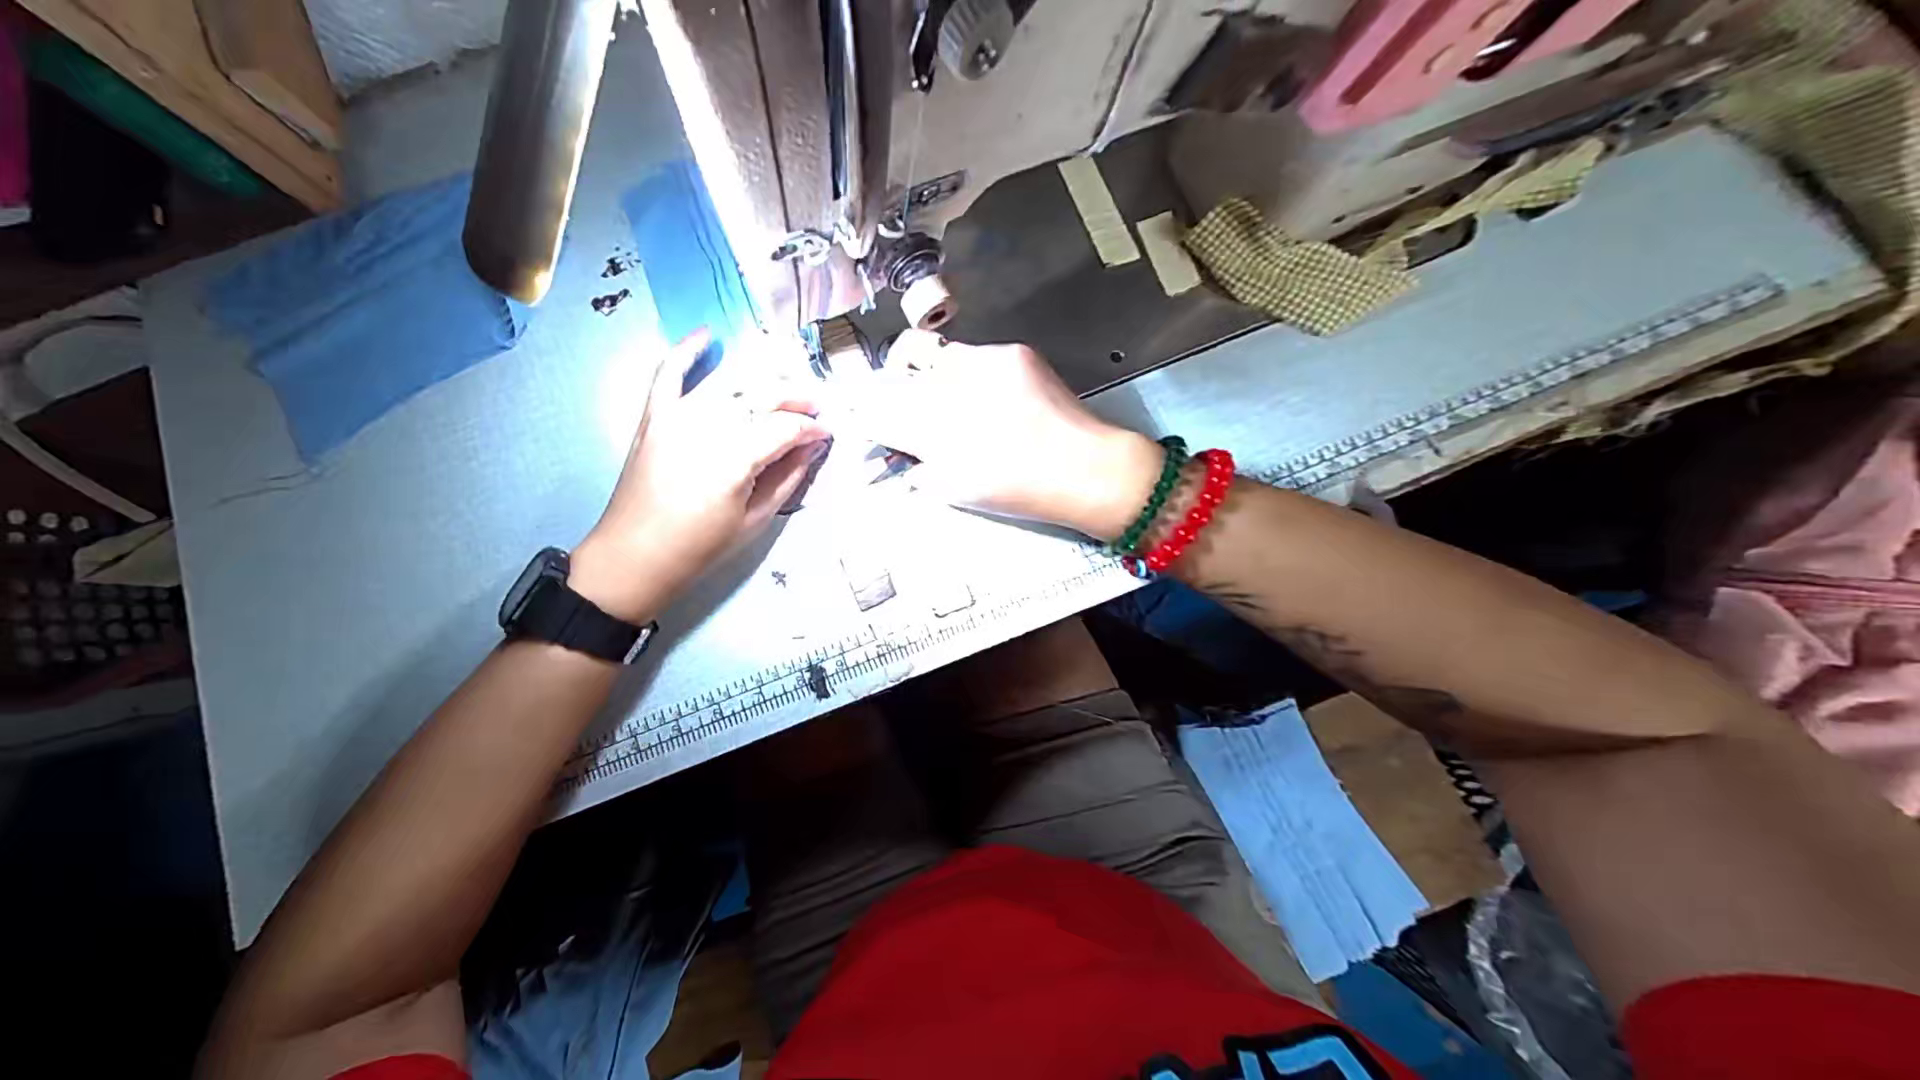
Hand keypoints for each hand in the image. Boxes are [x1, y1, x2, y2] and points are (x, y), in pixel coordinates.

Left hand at [572, 332, 831, 621]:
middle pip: (761, 396)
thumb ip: (788, 477)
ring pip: (729, 382)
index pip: (786, 427)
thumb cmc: (701, 548)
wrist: (635, 556)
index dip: (811, 428)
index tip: (827, 434)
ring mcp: (677, 416)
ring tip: (783, 387)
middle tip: (814, 408)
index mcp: (736, 458)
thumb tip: (812, 446)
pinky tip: (708, 336)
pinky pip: (669, 373)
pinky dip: (687, 352)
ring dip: (761, 379)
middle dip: (795, 399)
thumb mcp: (756, 520)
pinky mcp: (654, 416)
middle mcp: (708, 426)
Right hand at [841, 331, 1161, 540]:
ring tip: (951, 401)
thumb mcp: (955, 490)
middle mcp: (949, 385)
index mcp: (930, 428)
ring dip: (929, 375)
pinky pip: (973, 354)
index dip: (862, 413)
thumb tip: (896, 458)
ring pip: (933, 354)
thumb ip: (917, 469)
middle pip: (897, 372)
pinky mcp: (1011, 351)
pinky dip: (969, 374)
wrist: (1085, 468)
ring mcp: (982, 362)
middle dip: (892, 389)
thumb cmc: (1019, 490)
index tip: (858, 416)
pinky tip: (989, 397)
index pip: (876, 409)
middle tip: (903, 408)